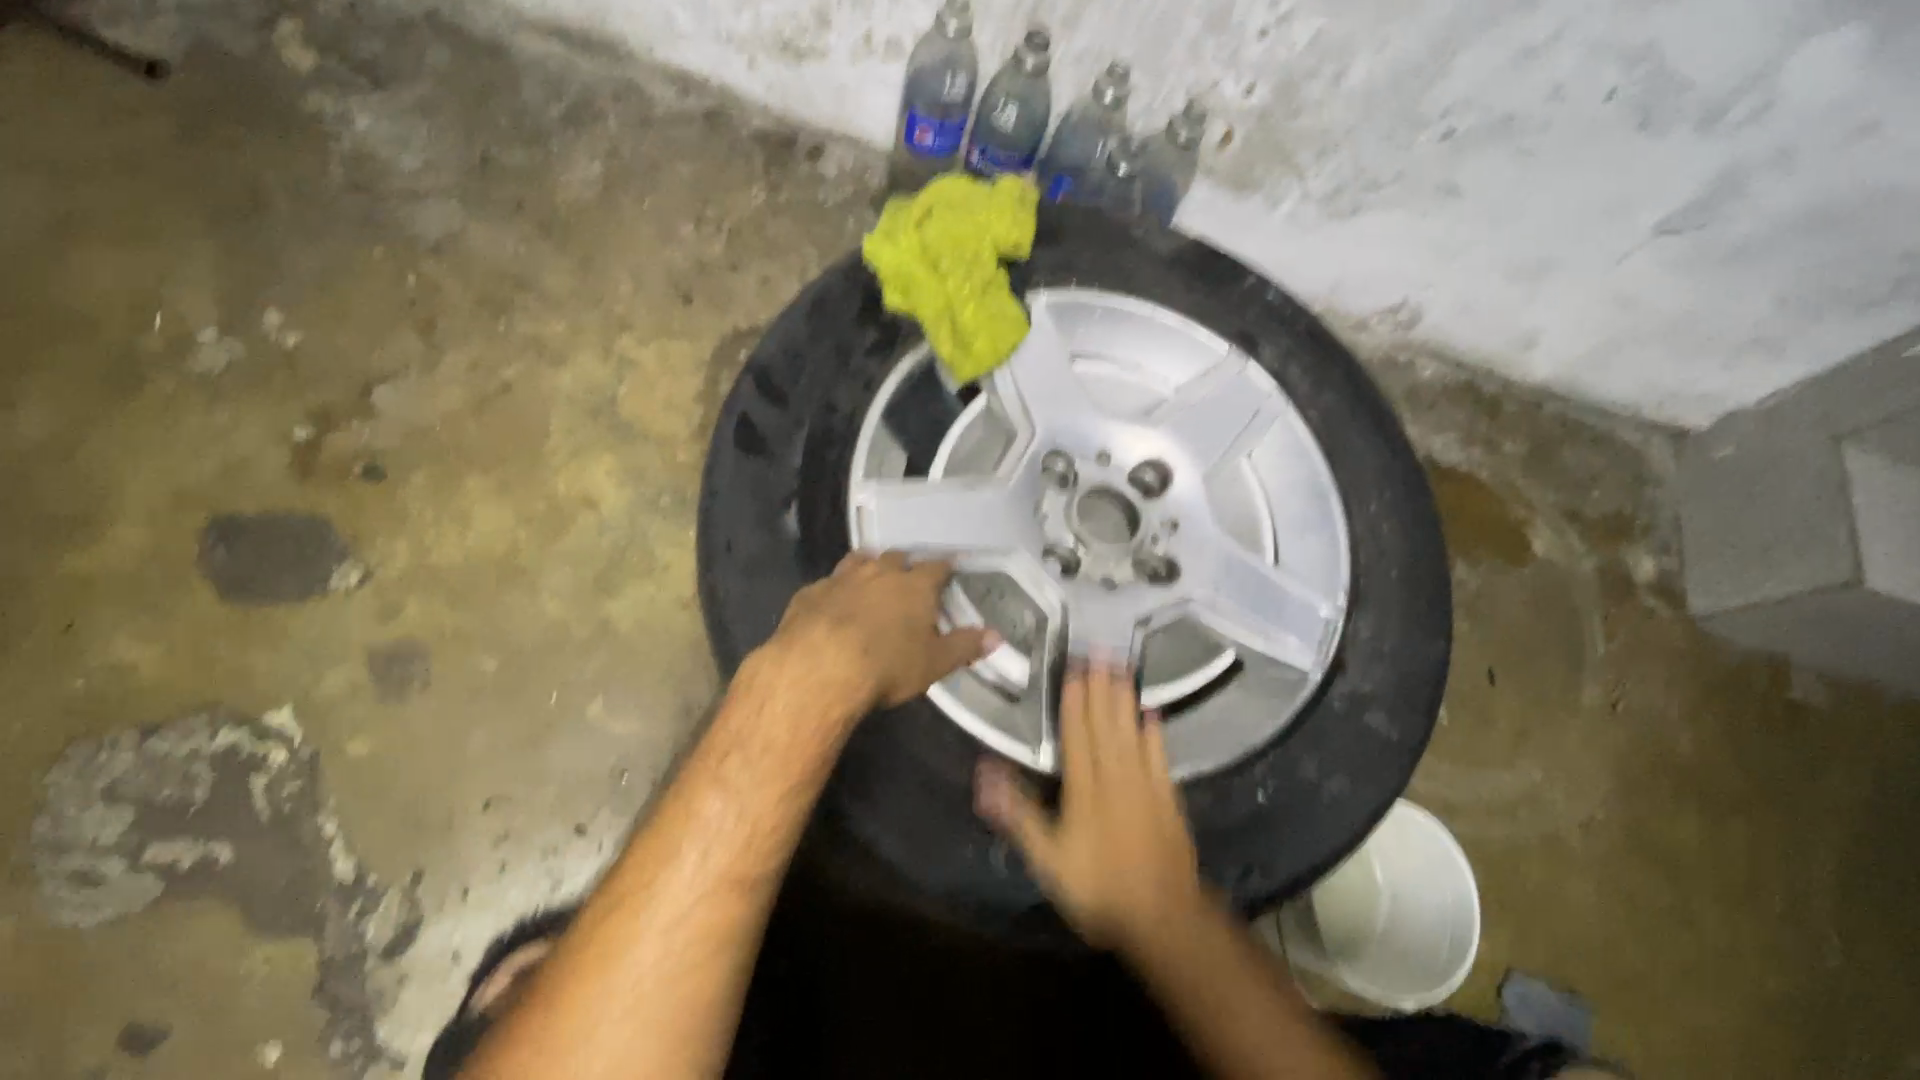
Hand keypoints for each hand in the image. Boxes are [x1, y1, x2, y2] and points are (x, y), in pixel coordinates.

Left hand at [767, 551, 997, 712]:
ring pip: (858, 561)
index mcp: (914, 586)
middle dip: (905, 565)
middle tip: (909, 578)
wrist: (818, 669)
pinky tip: (832, 604)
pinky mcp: (809, 593)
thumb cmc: (887, 666)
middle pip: (896, 558)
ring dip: (868, 567)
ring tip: (872, 577)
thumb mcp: (934, 663)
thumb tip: (997, 636)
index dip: (944, 568)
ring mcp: (840, 579)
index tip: (949, 569)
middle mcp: (879, 572)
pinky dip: (835, 590)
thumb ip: (965, 646)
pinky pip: (827, 584)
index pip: (937, 567)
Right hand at [974, 664, 1204, 951]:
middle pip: (1105, 725)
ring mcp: (1146, 786)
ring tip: (1121, 668)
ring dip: (1125, 699)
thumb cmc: (1097, 888)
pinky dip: (1155, 733)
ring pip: (1131, 733)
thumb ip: (1018, 814)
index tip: (1073, 668)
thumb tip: (985, 771)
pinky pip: (1160, 757)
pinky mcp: (1168, 799)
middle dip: (1101, 687)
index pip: (1077, 735)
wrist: (1161, 916)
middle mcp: (1116, 777)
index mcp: (1084, 789)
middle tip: (1100, 651)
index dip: (1074, 701)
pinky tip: (1152, 713)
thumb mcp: (1047, 858)